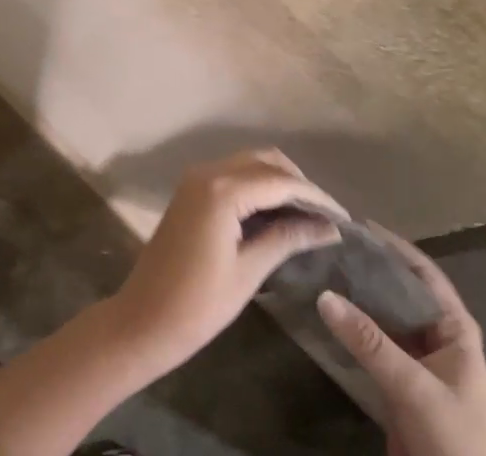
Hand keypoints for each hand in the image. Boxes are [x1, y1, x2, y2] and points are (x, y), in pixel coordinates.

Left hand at [108, 149, 346, 373]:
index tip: (344, 218)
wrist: (141, 324)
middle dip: (299, 184)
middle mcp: (208, 173)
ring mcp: (195, 181)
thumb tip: (330, 228)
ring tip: (308, 216)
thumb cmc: (196, 305)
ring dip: (279, 183)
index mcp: (222, 191)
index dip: (316, 197)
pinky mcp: (190, 194)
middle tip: (325, 216)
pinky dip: (259, 188)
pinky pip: (234, 177)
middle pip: (266, 162)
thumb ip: (289, 238)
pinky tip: (277, 214)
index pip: (281, 182)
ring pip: (250, 165)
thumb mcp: (249, 271)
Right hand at [317, 229, 485, 455]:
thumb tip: (325, 295)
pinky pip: (376, 346)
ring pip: (386, 319)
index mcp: (456, 328)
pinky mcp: (400, 383)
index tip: (358, 226)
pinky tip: (329, 315)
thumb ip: (370, 343)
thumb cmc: (451, 438)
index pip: (423, 273)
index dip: (393, 248)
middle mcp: (439, 335)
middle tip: (331, 247)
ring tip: (323, 271)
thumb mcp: (412, 386)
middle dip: (370, 270)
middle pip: (401, 292)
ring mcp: (419, 360)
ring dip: (360, 299)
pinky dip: (355, 330)